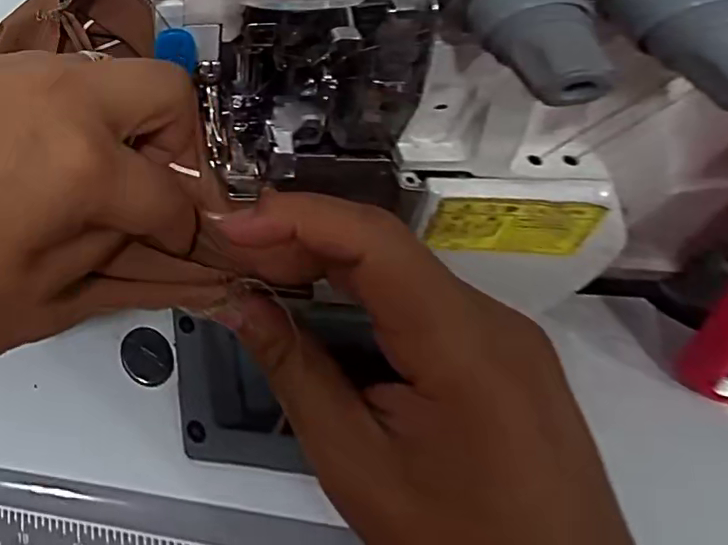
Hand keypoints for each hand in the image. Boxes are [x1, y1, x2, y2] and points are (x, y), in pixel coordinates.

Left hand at [0, 51, 230, 352]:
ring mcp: (36, 68)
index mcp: (86, 164)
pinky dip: (81, 108)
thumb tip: (167, 263)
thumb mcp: (23, 296)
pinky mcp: (4, 59)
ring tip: (88, 169)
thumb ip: (109, 278)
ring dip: (129, 120)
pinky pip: (70, 75)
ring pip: (121, 76)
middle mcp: (73, 98)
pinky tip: (36, 147)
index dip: (190, 230)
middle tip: (149, 185)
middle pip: (173, 94)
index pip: (174, 196)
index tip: (183, 243)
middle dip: (183, 143)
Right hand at [212, 193, 634, 544]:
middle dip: (295, 235)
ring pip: (389, 261)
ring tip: (257, 272)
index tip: (233, 224)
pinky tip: (310, 300)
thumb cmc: (462, 544)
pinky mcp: (491, 345)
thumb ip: (292, 370)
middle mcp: (491, 320)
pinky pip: (408, 289)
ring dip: (317, 258)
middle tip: (230, 249)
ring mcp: (497, 330)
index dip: (295, 216)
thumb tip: (237, 300)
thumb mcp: (356, 464)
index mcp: (466, 347)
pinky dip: (348, 284)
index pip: (373, 241)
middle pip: (377, 243)